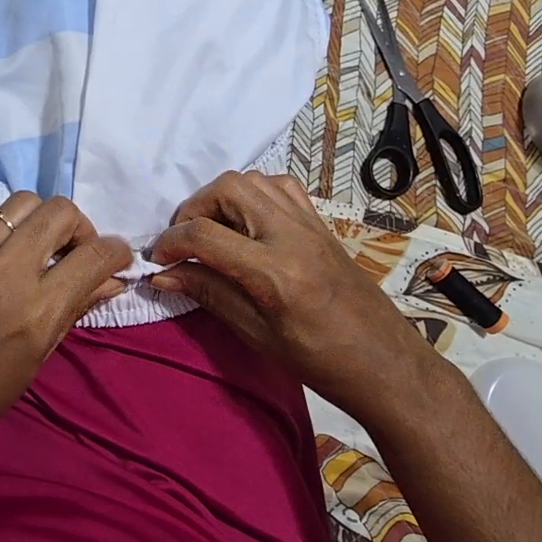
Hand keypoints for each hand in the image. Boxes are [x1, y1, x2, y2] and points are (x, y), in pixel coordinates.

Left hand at [0, 193, 129, 502]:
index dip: (115, 252)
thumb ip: (75, 310)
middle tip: (74, 251)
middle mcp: (8, 271)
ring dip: (40, 220)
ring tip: (36, 245)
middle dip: (80, 227)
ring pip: (23, 201)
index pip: (94, 256)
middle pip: (61, 212)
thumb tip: (111, 280)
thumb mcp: (36, 359)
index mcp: (37, 310)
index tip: (116, 258)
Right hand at [148, 172, 428, 410]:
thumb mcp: (256, 334)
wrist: (384, 361)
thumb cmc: (319, 360)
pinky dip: (253, 193)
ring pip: (252, 180)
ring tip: (212, 231)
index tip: (157, 262)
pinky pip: (279, 186)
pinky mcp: (319, 222)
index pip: (205, 235)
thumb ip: (209, 293)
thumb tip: (164, 275)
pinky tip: (246, 222)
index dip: (171, 244)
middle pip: (227, 188)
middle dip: (194, 209)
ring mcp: (308, 223)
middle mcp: (291, 234)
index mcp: (273, 271)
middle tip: (185, 241)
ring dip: (221, 198)